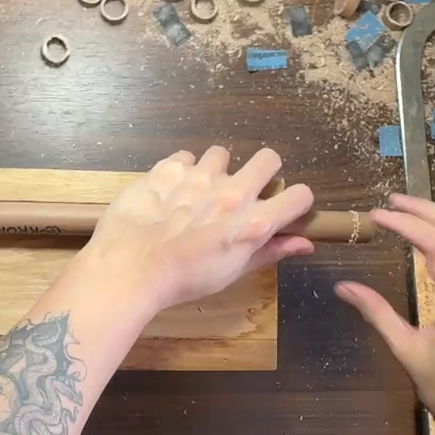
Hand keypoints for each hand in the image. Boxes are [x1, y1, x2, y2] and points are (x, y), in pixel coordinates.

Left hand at [75, 146, 314, 315]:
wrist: (130, 269)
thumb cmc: (183, 280)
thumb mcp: (230, 272)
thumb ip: (269, 252)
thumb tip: (304, 244)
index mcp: (252, 224)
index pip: (299, 196)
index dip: (295, 200)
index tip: (283, 206)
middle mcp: (232, 194)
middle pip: (268, 159)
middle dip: (262, 170)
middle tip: (243, 188)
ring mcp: (200, 176)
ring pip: (221, 154)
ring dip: (215, 170)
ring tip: (197, 191)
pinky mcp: (169, 168)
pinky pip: (185, 158)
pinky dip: (182, 171)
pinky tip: (170, 191)